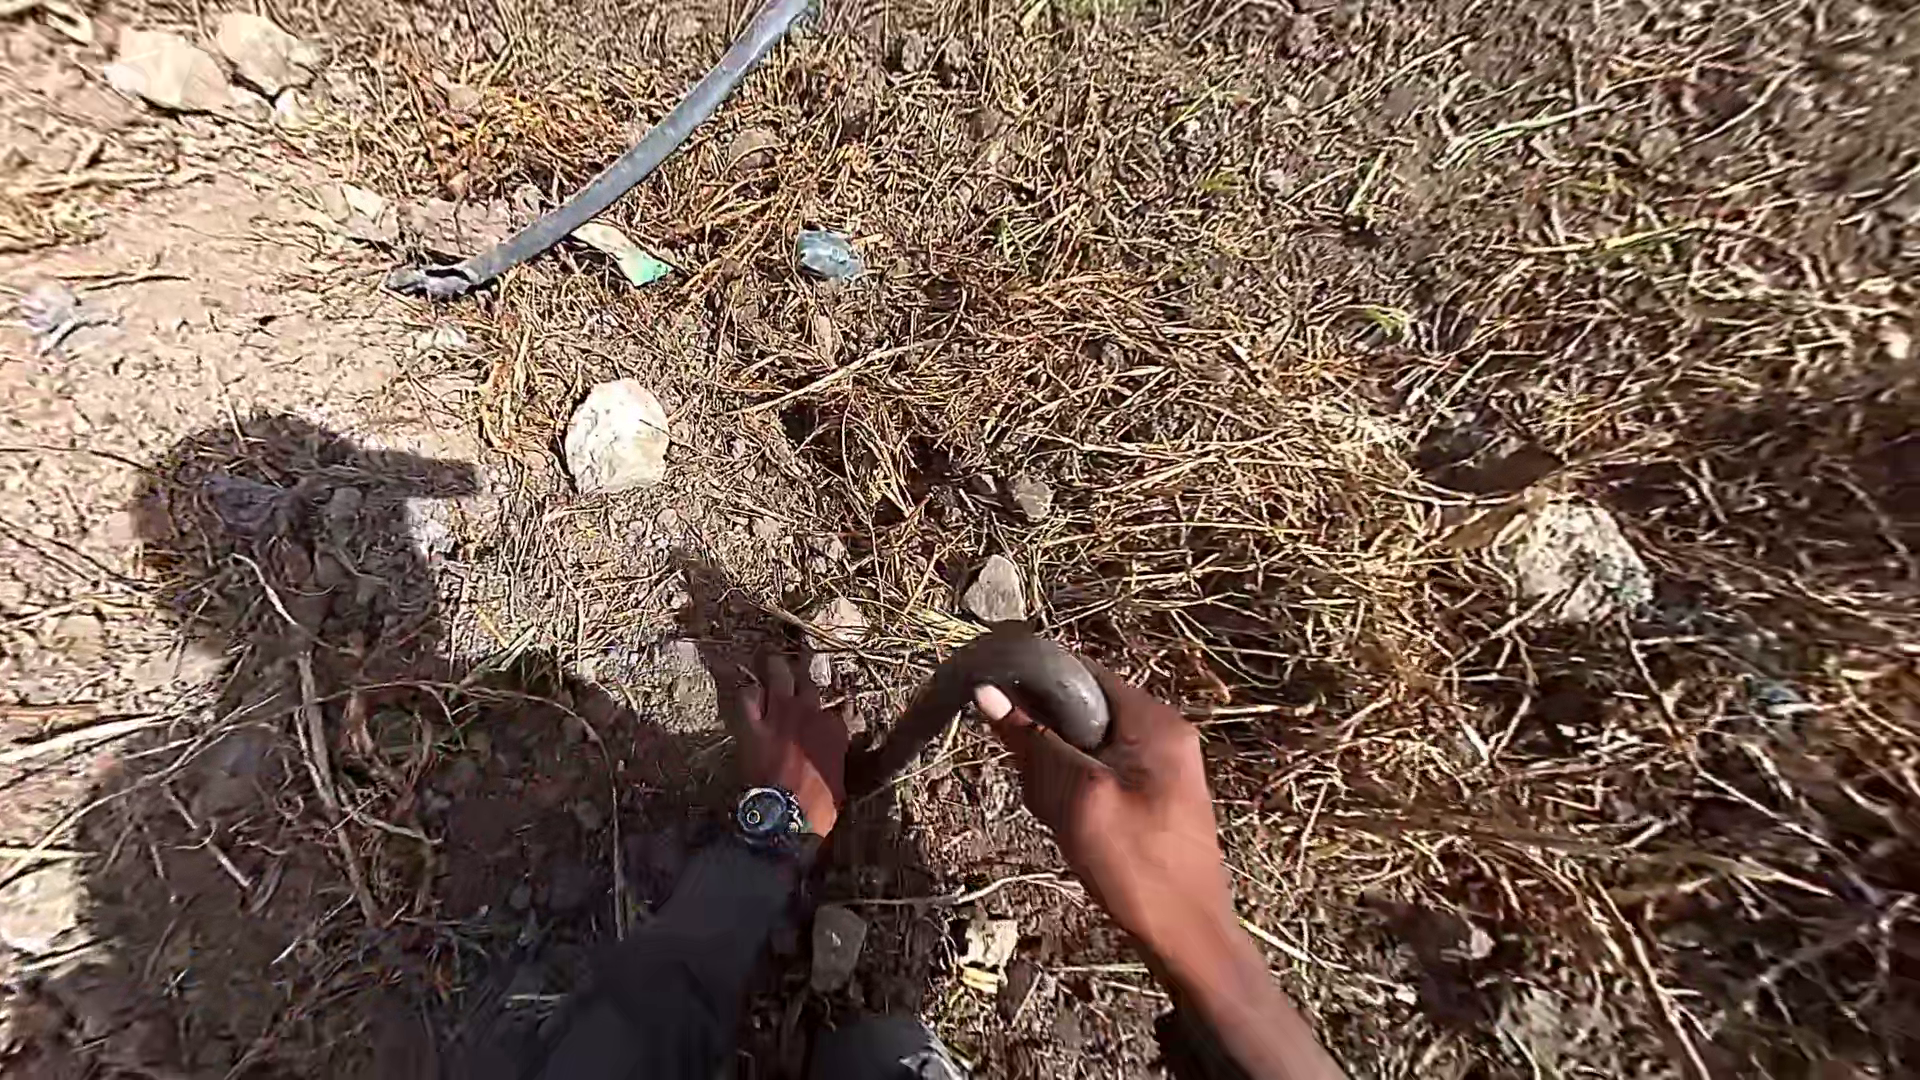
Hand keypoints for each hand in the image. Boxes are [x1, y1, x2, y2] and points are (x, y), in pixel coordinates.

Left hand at [736, 653, 847, 836]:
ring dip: (774, 667)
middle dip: (801, 668)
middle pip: (806, 679)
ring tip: (770, 657)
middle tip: (799, 656)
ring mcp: (780, 714)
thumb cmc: (818, 807)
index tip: (824, 705)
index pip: (836, 703)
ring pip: (778, 675)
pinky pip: (748, 698)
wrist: (786, 818)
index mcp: (834, 726)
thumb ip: (836, 756)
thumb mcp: (839, 779)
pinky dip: (748, 692)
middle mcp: (809, 712)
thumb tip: (833, 754)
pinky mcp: (754, 726)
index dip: (827, 703)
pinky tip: (748, 691)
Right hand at [978, 667, 1346, 1079]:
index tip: (1000, 704)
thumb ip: (1034, 741)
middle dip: (1048, 740)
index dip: (1037, 683)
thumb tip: (986, 691)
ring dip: (1057, 771)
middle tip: (1036, 781)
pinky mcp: (1149, 789)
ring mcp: (1157, 762)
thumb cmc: (1137, 865)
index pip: (1082, 673)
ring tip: (1057, 812)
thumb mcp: (1078, 797)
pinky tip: (1070, 823)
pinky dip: (1074, 789)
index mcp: (1152, 719)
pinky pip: (1096, 770)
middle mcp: (1158, 730)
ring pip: (1083, 743)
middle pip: (1080, 709)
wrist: (1190, 942)